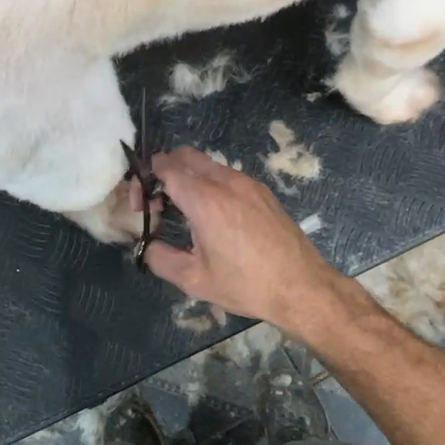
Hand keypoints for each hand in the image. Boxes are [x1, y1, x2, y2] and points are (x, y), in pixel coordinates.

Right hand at [143, 148, 352, 338]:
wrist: (302, 288)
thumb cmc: (246, 285)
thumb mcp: (194, 280)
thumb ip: (160, 258)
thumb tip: (147, 246)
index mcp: (205, 200)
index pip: (165, 167)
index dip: (145, 181)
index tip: (142, 208)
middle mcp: (226, 182)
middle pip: (184, 156)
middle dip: (163, 172)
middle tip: (159, 205)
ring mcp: (248, 183)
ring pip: (207, 164)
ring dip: (188, 178)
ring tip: (185, 213)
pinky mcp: (262, 191)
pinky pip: (226, 175)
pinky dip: (210, 184)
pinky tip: (213, 217)